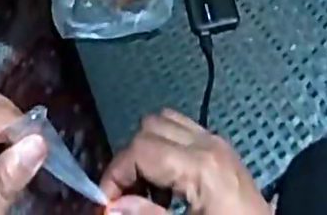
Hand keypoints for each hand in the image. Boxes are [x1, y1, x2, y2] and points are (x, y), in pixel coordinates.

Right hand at [100, 110, 267, 214]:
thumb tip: (111, 206)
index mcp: (200, 164)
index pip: (141, 149)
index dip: (115, 174)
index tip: (105, 204)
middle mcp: (207, 141)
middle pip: (149, 127)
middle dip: (130, 160)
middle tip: (125, 200)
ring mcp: (216, 141)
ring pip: (165, 120)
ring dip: (147, 150)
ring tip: (147, 193)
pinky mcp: (222, 148)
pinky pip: (183, 129)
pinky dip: (166, 147)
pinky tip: (168, 186)